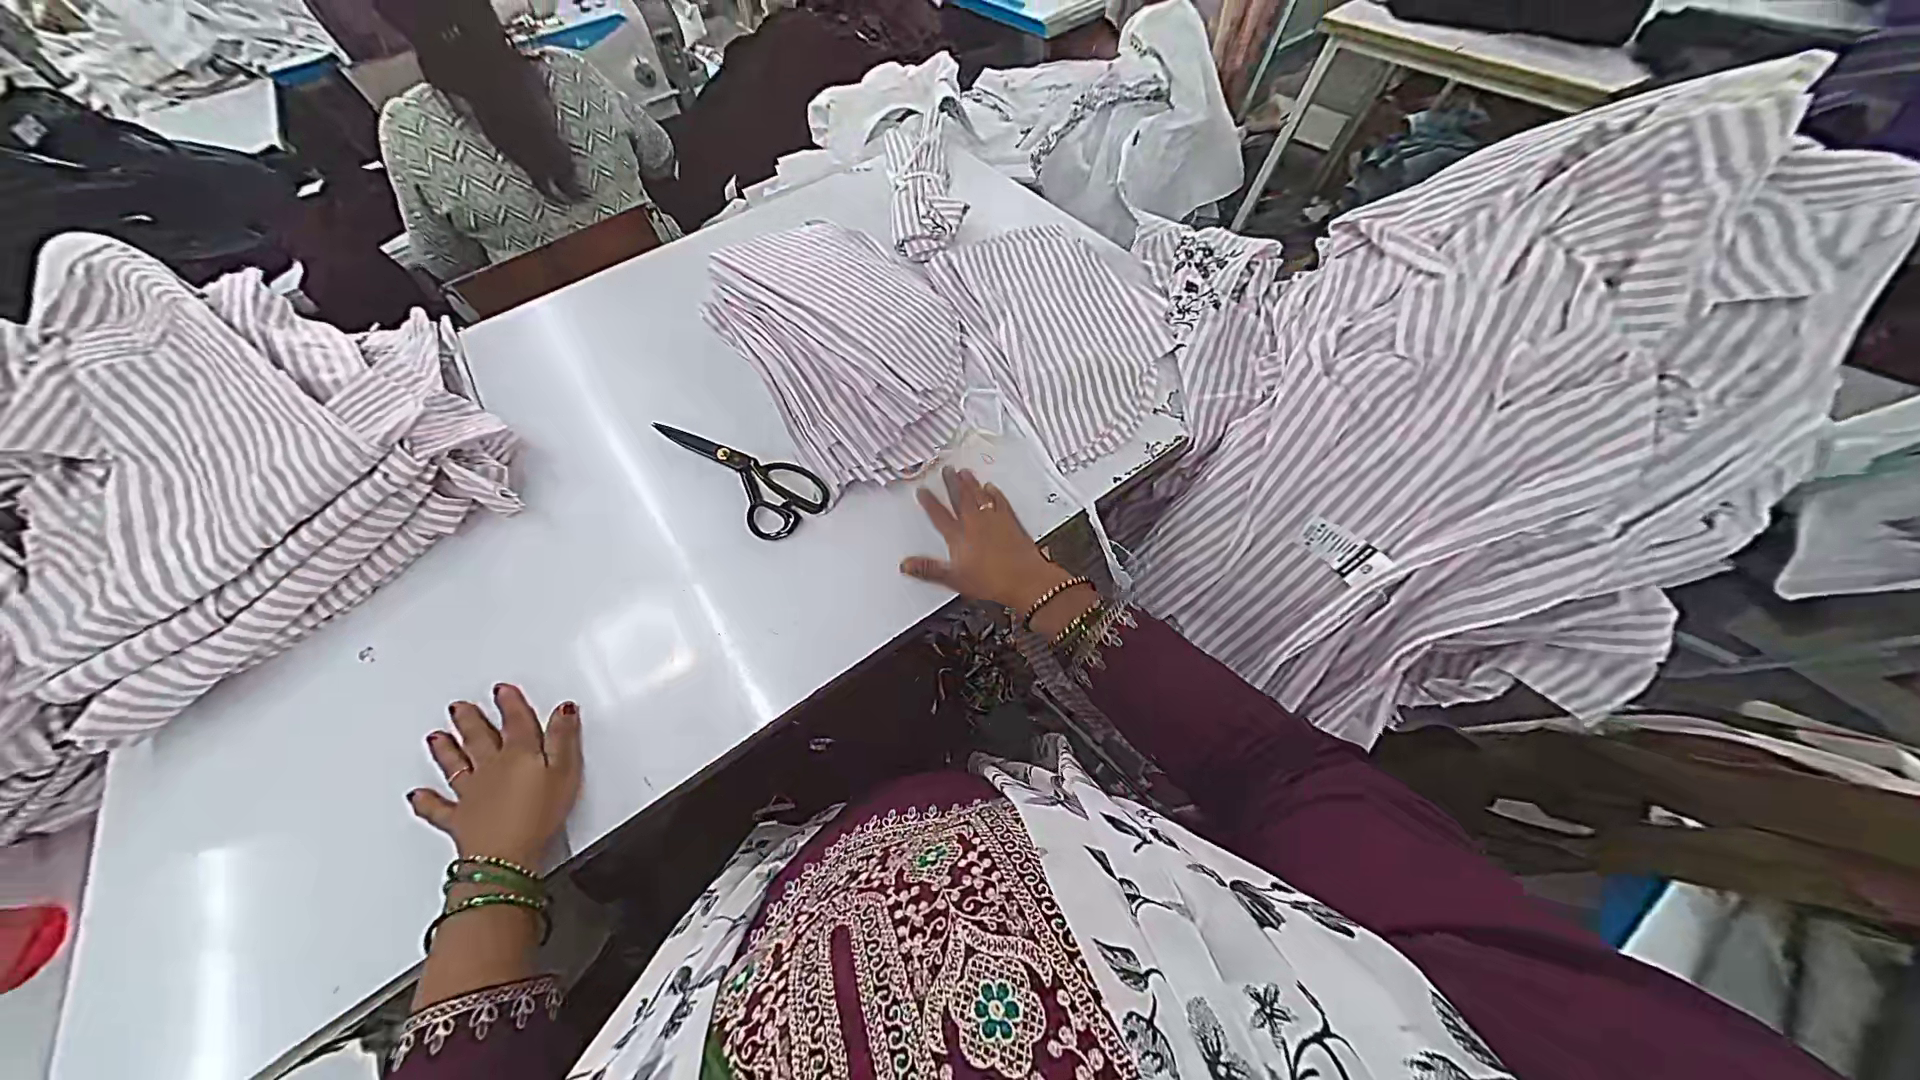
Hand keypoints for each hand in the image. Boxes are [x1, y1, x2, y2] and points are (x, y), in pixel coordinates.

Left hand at [410, 684, 582, 869]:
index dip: (510, 703)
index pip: (515, 722)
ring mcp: (471, 795)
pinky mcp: (459, 820)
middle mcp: (490, 770)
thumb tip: (564, 710)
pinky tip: (417, 795)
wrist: (506, 856)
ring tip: (437, 736)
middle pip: (479, 739)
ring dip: (445, 750)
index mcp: (518, 755)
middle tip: (459, 707)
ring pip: (456, 766)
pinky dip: (425, 801)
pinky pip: (437, 807)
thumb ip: (564, 738)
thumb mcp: (565, 770)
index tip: (502, 690)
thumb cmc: (538, 814)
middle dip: (470, 721)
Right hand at [901, 467, 1090, 624]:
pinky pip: (1000, 501)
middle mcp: (975, 523)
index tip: (923, 491)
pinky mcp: (1011, 521)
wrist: (1024, 579)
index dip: (929, 502)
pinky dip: (994, 493)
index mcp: (959, 536)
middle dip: (951, 483)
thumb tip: (907, 566)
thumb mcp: (954, 579)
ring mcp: (994, 520)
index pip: (939, 515)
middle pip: (960, 498)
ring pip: (979, 495)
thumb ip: (929, 570)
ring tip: (964, 472)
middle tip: (946, 471)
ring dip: (971, 483)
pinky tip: (992, 487)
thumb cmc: (992, 580)